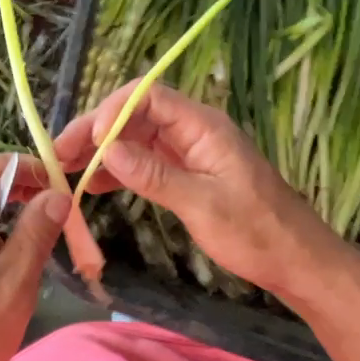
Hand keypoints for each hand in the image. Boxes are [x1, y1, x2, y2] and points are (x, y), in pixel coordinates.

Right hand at [53, 82, 348, 299]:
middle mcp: (190, 129)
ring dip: (99, 151)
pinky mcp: (183, 171)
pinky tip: (91, 185)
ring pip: (133, 138)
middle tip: (60, 155)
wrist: (299, 263)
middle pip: (133, 115)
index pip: (147, 97)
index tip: (88, 140)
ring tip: (65, 169)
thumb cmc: (258, 232)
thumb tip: (107, 150)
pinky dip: (116, 170)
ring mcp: (186, 150)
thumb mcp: (203, 205)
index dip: (112, 111)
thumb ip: (154, 175)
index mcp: (201, 125)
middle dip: (95, 131)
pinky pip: (142, 160)